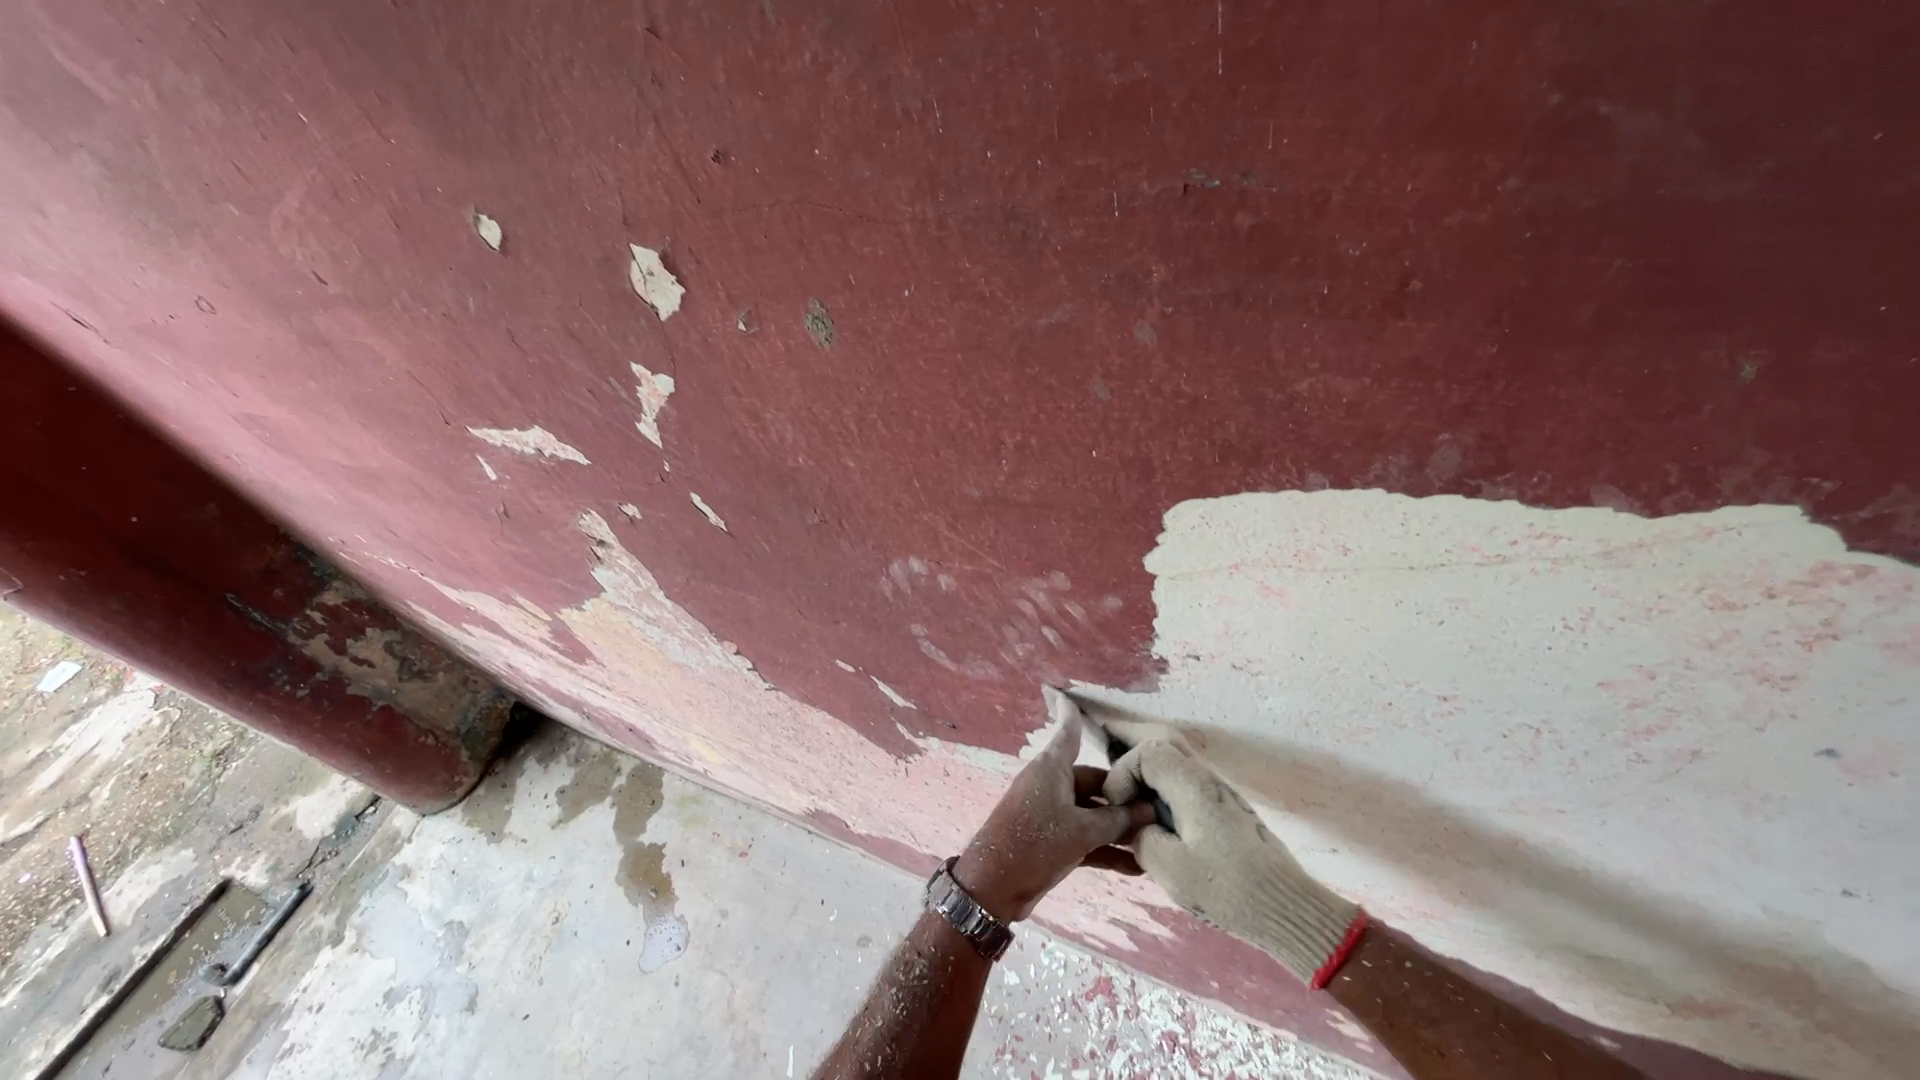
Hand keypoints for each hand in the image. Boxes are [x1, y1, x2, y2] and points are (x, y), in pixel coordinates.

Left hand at [951, 691, 1157, 921]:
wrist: (994, 886)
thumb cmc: (1035, 843)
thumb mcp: (1082, 830)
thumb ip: (1118, 820)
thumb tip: (1150, 811)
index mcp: (1053, 769)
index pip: (1069, 733)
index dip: (1073, 715)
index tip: (1069, 694)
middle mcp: (1053, 785)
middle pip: (1094, 782)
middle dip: (1125, 796)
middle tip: (1162, 806)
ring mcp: (1053, 815)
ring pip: (1093, 813)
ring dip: (1121, 828)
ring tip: (1158, 838)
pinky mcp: (1054, 842)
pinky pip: (1088, 839)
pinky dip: (1108, 850)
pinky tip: (1139, 868)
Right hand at [1103, 735, 1362, 984]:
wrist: (1287, 908)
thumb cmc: (1228, 889)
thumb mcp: (1169, 868)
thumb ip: (1140, 837)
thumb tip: (1135, 826)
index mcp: (1193, 787)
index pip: (1147, 751)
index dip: (1122, 771)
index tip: (1118, 806)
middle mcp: (1207, 780)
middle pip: (1164, 739)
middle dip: (1132, 743)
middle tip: (1107, 751)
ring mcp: (1219, 793)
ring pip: (1177, 757)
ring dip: (1147, 763)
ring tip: (1124, 784)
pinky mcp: (1225, 811)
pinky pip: (1185, 778)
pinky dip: (1162, 780)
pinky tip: (1152, 808)